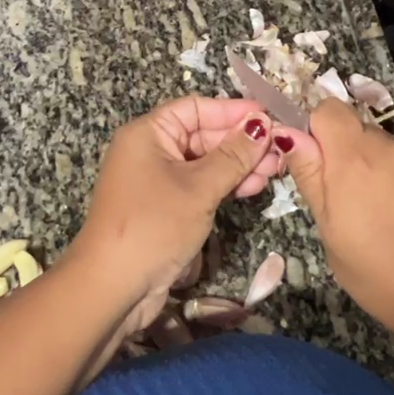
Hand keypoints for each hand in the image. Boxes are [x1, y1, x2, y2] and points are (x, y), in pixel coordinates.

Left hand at [71, 97, 280, 333]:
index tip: (269, 117)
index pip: (196, 108)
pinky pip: (199, 185)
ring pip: (205, 162)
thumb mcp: (199, 188)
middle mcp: (150, 150)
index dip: (233, 111)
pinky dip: (224, 185)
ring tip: (274, 172)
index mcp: (148, 133)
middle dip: (241, 142)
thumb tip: (262, 125)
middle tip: (280, 150)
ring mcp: (156, 180)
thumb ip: (234, 156)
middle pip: (202, 134)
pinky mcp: (165, 207)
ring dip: (238, 165)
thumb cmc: (154, 225)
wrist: (113, 286)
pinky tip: (252, 188)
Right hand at [282, 99, 393, 372]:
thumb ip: (311, 176)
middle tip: (359, 205)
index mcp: (355, 159)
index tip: (323, 164)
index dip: (321, 132)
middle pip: (364, 133)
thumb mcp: (330, 234)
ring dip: (389, 172)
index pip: (329, 110)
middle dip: (355, 159)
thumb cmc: (380, 278)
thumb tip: (289, 134)